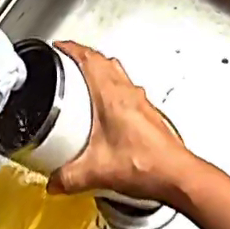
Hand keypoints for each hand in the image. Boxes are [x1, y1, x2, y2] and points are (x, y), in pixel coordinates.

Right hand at [48, 42, 197, 205]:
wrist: (176, 175)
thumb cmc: (147, 164)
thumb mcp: (96, 172)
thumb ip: (68, 177)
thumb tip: (53, 182)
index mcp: (112, 95)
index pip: (90, 59)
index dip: (72, 49)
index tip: (60, 47)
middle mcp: (127, 92)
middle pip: (104, 61)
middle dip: (84, 57)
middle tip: (68, 61)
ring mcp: (139, 100)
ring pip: (117, 72)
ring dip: (100, 70)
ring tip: (85, 82)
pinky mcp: (147, 112)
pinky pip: (125, 88)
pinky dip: (112, 88)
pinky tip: (107, 110)